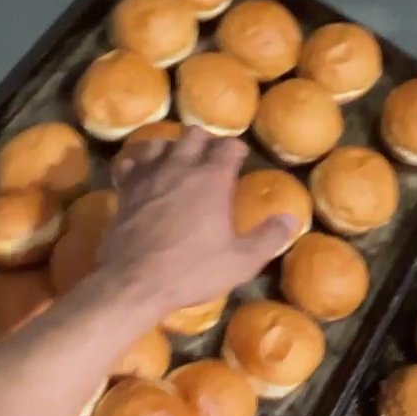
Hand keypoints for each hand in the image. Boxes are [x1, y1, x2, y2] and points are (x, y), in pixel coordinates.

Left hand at [96, 128, 294, 315]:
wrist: (135, 281)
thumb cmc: (192, 270)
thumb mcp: (241, 261)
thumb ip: (269, 237)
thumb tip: (291, 219)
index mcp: (212, 178)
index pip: (229, 146)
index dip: (236, 150)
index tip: (239, 160)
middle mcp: (180, 166)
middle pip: (194, 135)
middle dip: (205, 142)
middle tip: (210, 160)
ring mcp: (149, 174)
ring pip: (161, 142)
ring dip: (172, 147)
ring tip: (178, 163)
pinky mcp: (125, 187)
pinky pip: (131, 160)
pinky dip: (139, 162)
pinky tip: (143, 173)